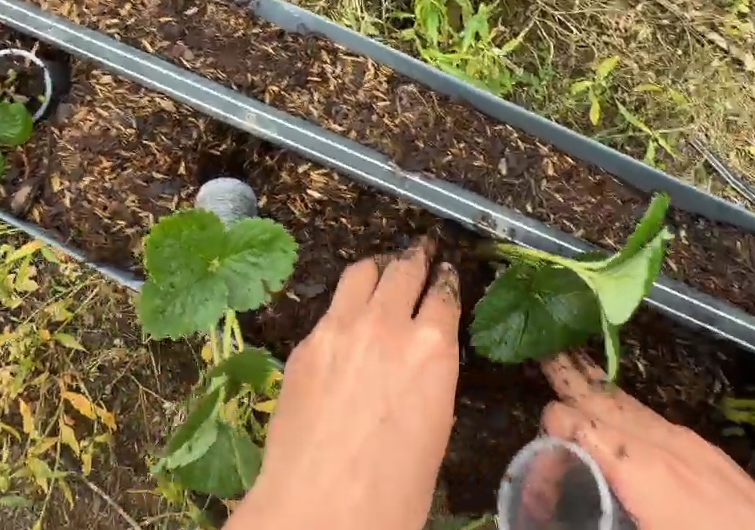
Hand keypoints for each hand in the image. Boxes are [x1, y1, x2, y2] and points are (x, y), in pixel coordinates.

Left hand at [227, 241, 461, 529]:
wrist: (319, 509)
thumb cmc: (393, 493)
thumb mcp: (434, 429)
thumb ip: (428, 379)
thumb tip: (419, 361)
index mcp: (433, 349)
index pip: (444, 295)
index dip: (446, 280)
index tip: (446, 272)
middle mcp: (389, 324)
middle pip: (405, 270)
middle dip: (416, 258)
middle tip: (420, 251)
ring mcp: (342, 326)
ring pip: (363, 272)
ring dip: (379, 266)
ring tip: (382, 267)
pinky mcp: (308, 340)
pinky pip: (331, 306)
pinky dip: (345, 302)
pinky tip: (345, 314)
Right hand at [542, 351, 754, 529]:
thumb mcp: (636, 526)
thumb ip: (597, 513)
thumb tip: (558, 506)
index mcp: (639, 468)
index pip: (570, 421)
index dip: (543, 437)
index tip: (532, 473)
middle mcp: (661, 442)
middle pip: (599, 397)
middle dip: (566, 376)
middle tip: (539, 349)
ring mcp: (690, 445)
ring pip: (627, 404)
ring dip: (594, 391)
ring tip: (567, 368)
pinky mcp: (710, 456)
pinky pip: (652, 420)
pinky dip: (623, 411)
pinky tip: (619, 421)